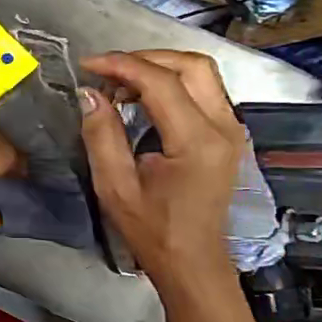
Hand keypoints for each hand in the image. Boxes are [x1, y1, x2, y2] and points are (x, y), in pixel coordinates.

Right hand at [78, 50, 244, 287]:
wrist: (194, 263)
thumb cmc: (154, 232)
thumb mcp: (116, 187)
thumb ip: (101, 135)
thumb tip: (89, 94)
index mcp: (197, 141)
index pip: (161, 82)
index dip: (121, 65)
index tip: (89, 66)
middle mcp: (223, 128)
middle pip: (191, 65)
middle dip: (145, 58)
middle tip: (108, 71)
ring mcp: (232, 130)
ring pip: (202, 73)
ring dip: (162, 68)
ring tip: (123, 83)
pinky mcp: (229, 135)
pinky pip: (205, 91)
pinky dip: (175, 83)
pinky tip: (145, 98)